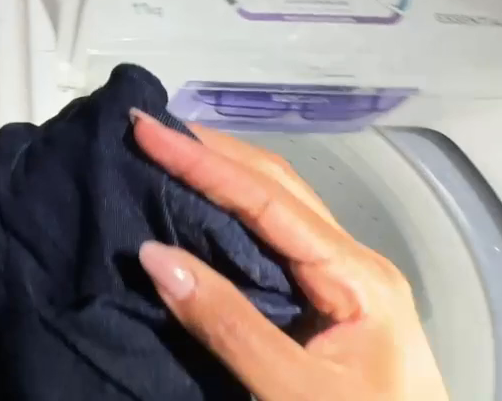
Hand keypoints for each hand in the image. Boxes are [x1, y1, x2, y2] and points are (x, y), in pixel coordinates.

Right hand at [131, 112, 449, 400]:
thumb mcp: (298, 396)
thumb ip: (228, 325)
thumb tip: (152, 252)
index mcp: (357, 275)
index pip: (265, 197)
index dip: (200, 160)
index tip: (144, 128)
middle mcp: (350, 260)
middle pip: (272, 183)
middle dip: (208, 150)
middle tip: (145, 128)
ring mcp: (340, 278)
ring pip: (272, 202)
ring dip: (217, 171)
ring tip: (161, 151)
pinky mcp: (325, 299)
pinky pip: (268, 233)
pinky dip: (225, 206)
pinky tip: (194, 204)